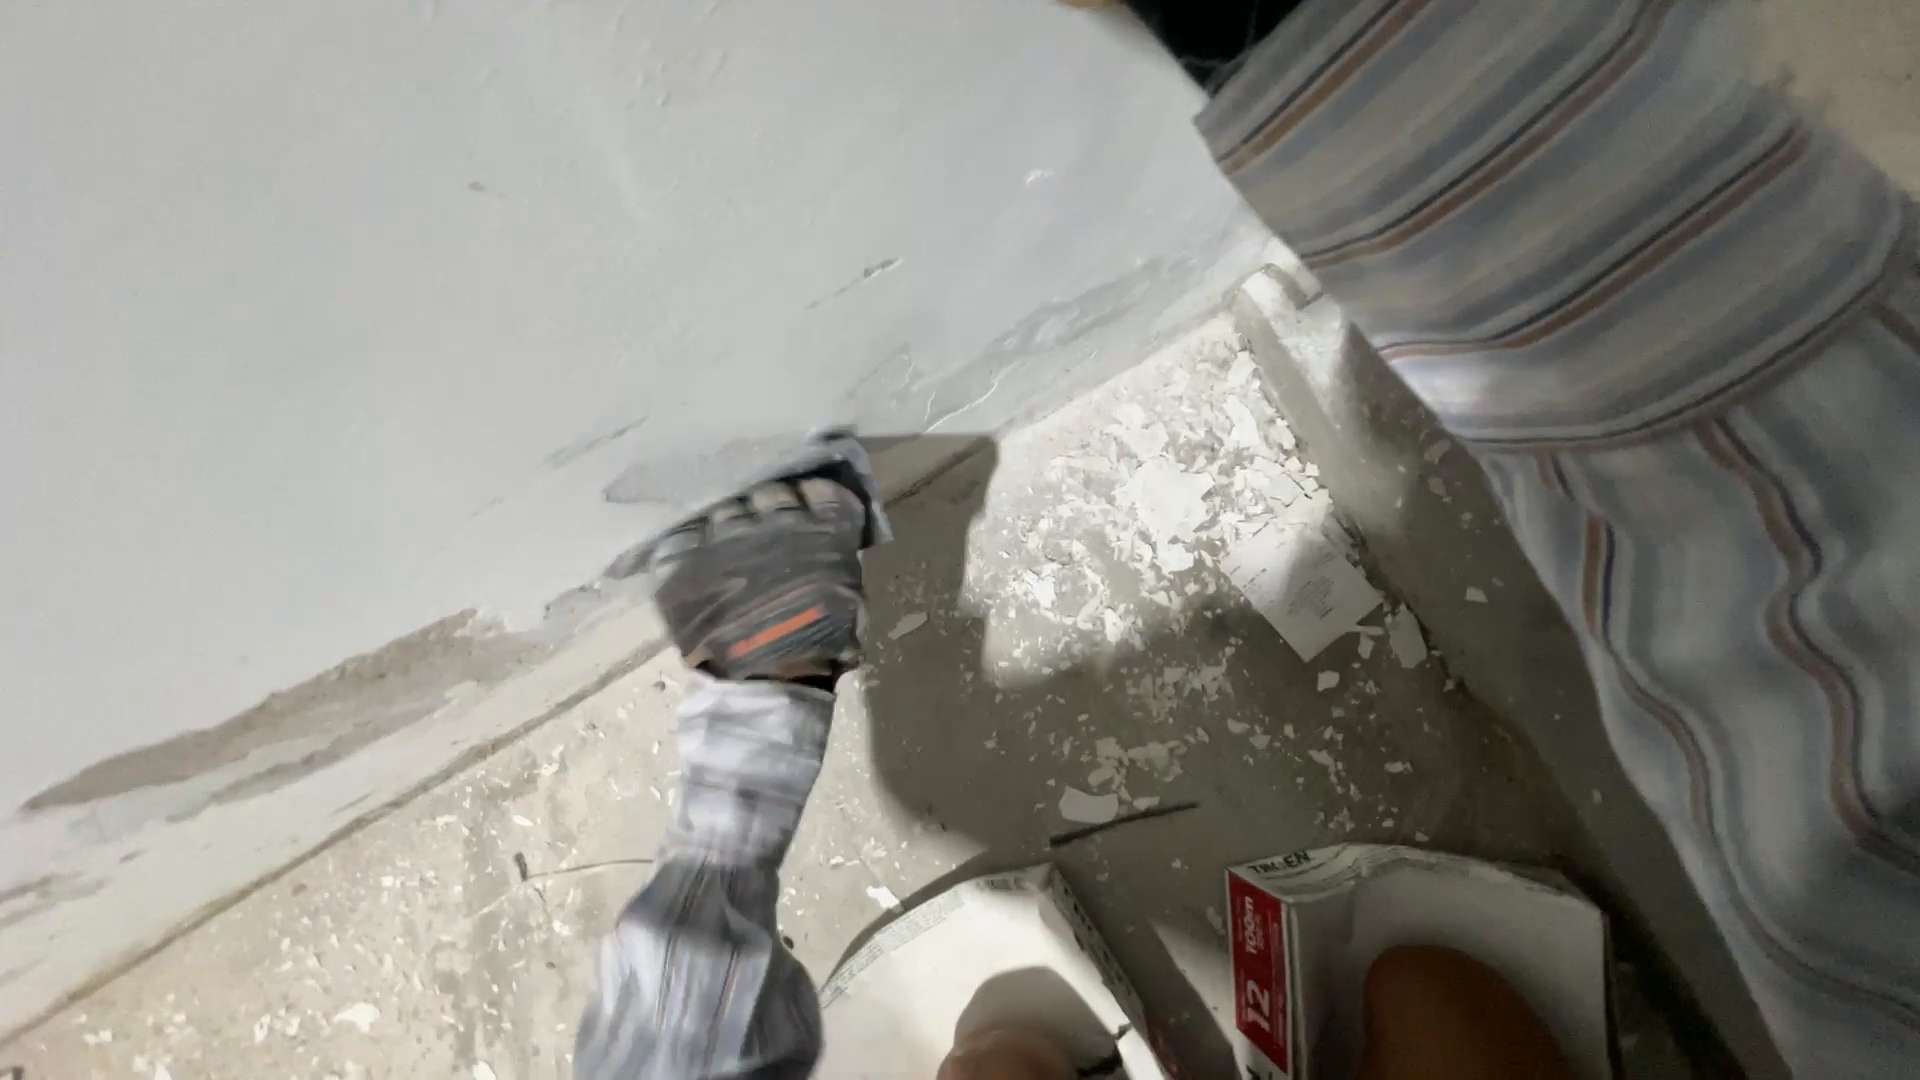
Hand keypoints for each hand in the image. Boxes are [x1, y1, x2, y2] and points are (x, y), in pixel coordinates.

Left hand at [644, 475, 867, 683]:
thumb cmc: (822, 643)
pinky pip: (682, 535)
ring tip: (730, 543)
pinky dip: (689, 543)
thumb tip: (835, 543)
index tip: (810, 513)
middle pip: (769, 493)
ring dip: (731, 524)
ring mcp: (726, 537)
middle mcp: (773, 521)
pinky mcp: (688, 560)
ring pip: (725, 509)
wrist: (770, 678)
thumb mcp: (851, 597)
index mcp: (820, 530)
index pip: (820, 491)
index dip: (814, 500)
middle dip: (770, 507)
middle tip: (768, 527)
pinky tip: (696, 554)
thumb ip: (839, 559)